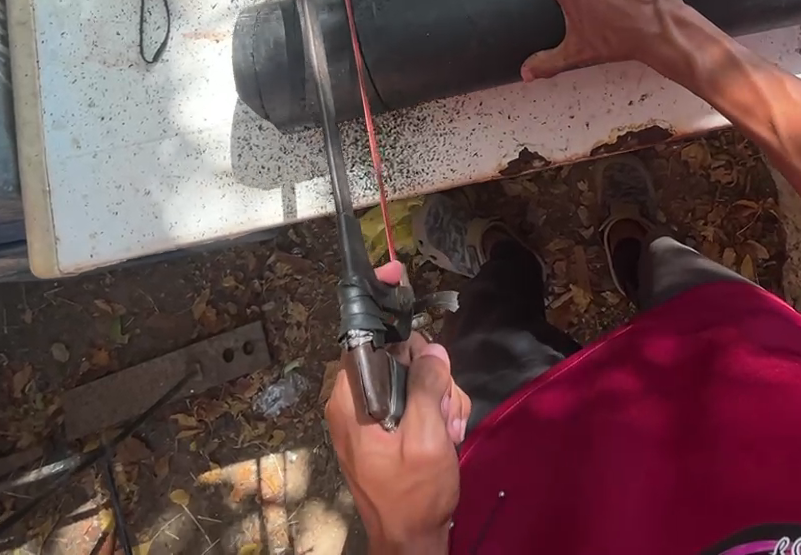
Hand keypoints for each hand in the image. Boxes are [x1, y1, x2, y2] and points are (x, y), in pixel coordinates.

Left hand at [325, 263, 469, 554]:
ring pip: (419, 371)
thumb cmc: (412, 495)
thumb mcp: (427, 438)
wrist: (412, 541)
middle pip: (401, 350)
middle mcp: (359, 398)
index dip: (380, 301)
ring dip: (442, 395)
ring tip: (447, 431)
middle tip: (445, 405)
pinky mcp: (391, 421)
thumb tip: (431, 349)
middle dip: (433, 372)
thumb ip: (428, 386)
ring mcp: (376, 410)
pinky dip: (440, 408)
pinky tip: (446, 434)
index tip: (397, 272)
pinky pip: (421, 393)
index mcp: (353, 398)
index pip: (362, 333)